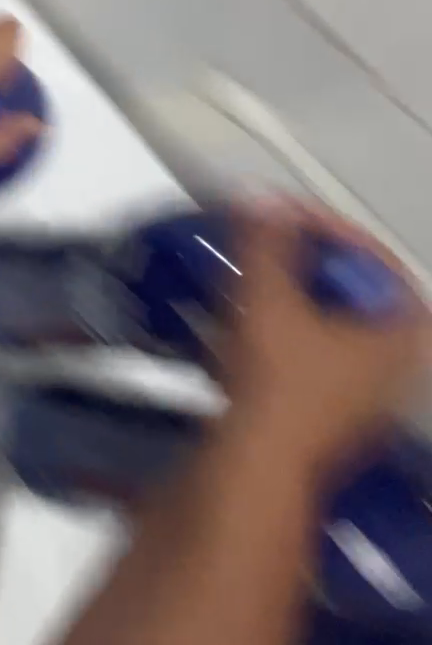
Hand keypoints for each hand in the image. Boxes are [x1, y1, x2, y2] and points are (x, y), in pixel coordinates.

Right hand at [220, 199, 429, 478]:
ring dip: (291, 289)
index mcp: (404, 329)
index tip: (275, 209)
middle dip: (304, 258)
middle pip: (355, 287)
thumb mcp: (265, 302)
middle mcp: (403, 356)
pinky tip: (245, 319)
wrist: (262, 451)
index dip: (323, 225)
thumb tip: (259, 197)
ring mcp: (372, 382)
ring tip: (245, 273)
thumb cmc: (276, 376)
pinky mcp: (337, 399)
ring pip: (334, 317)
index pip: (373, 257)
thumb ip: (264, 247)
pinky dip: (285, 319)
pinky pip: (317, 341)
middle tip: (259, 238)